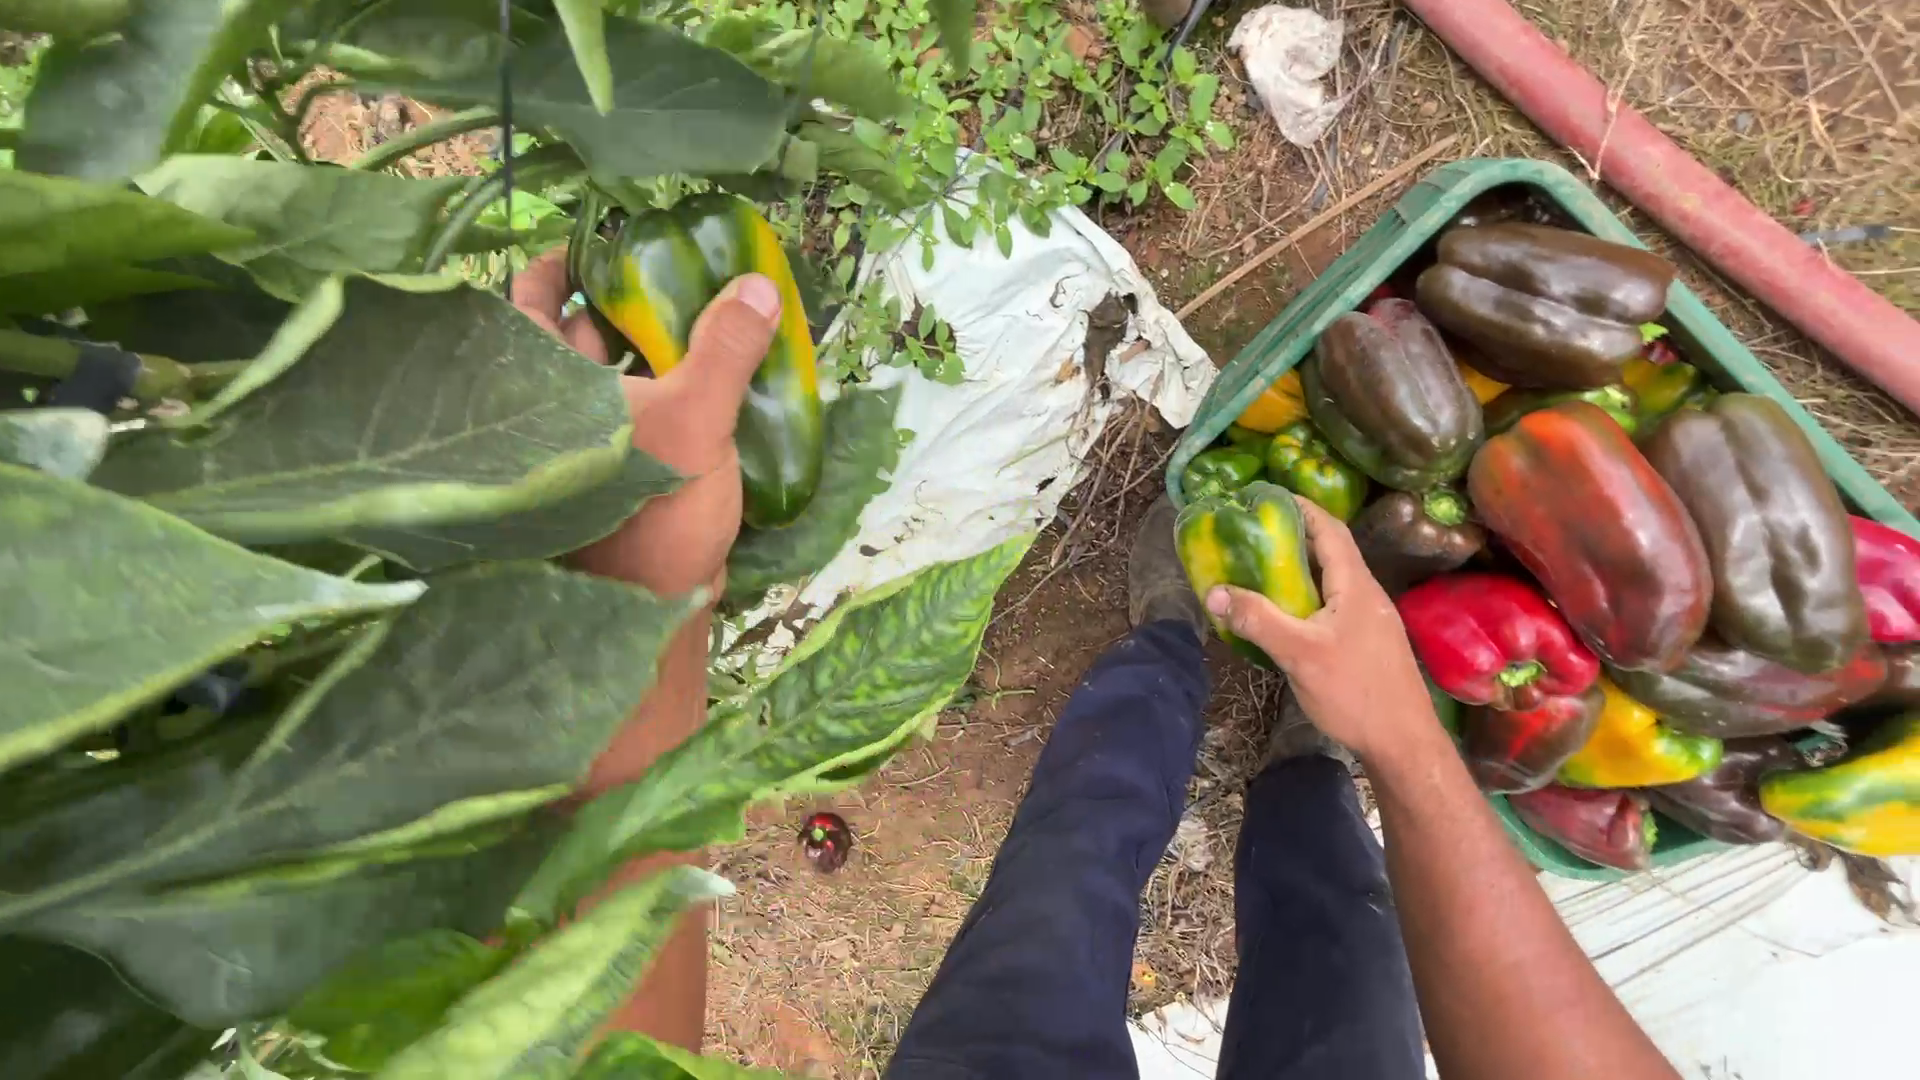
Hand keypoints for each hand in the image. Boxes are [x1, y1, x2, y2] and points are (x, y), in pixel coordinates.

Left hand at [510, 249, 781, 595]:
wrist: (663, 598)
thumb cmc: (655, 508)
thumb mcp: (696, 420)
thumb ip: (725, 351)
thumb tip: (758, 284)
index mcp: (551, 387)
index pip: (532, 305)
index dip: (559, 269)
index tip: (594, 244)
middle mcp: (562, 412)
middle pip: (585, 337)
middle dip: (626, 305)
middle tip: (675, 273)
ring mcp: (598, 444)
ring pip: (625, 379)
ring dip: (660, 351)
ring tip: (707, 318)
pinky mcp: (632, 471)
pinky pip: (653, 414)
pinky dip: (679, 391)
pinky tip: (719, 379)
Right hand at [1204, 494, 1437, 762]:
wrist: (1403, 745)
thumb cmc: (1356, 692)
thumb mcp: (1299, 654)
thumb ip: (1257, 620)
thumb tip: (1213, 590)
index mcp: (1355, 586)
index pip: (1330, 530)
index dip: (1302, 508)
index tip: (1268, 496)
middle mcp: (1365, 595)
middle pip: (1329, 552)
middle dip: (1292, 536)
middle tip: (1252, 532)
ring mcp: (1367, 620)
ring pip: (1328, 581)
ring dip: (1296, 568)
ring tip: (1257, 567)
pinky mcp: (1363, 643)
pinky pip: (1328, 605)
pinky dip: (1301, 595)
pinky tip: (1280, 614)